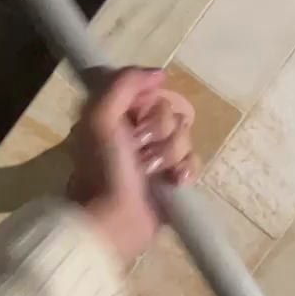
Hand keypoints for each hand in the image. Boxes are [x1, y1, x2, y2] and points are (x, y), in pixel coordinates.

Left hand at [65, 68, 198, 266]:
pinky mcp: (173, 179)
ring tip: (153, 171)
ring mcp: (157, 155)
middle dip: (160, 130)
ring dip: (170, 153)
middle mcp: (138, 130)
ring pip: (184, 136)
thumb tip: (160, 74)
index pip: (150, 90)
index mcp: (118, 112)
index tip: (137, 115)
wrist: (112, 221)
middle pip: (171, 111)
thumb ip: (123, 84)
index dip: (148, 102)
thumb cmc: (102, 166)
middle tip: (141, 147)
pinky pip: (194, 162)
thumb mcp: (100, 116)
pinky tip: (173, 182)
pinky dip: (185, 171)